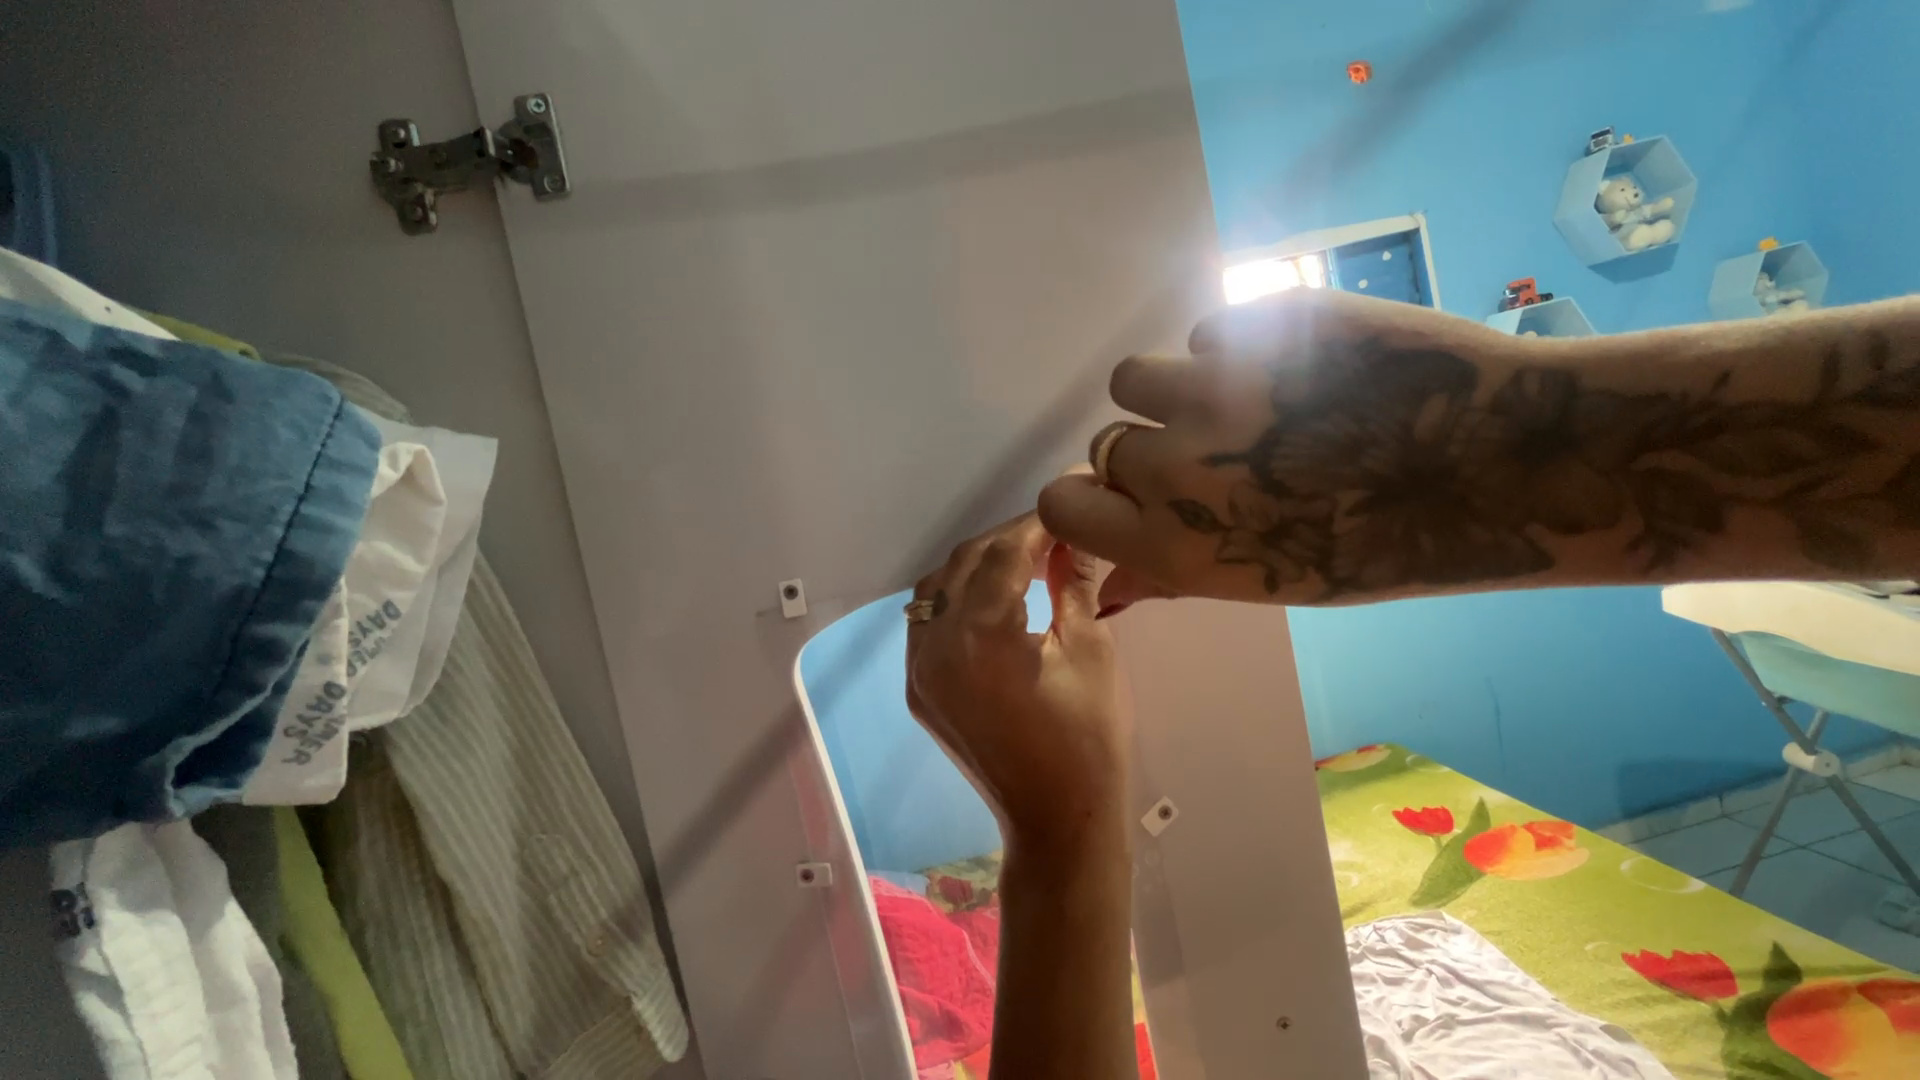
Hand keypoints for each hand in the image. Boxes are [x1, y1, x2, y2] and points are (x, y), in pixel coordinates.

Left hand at [904, 514, 1125, 852]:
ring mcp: (918, 670)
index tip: (1066, 511)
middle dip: (1006, 540)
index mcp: (981, 636)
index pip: (1003, 554)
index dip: (1036, 525)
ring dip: (975, 566)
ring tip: (1021, 563)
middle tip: (1050, 535)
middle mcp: (934, 646)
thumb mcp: (1091, 651)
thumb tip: (1074, 535)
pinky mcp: (917, 690)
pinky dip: (954, 600)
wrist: (1056, 818)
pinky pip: (926, 625)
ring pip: (935, 590)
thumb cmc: (1088, 737)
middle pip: (964, 564)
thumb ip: (1074, 582)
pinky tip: (989, 600)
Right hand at [1037, 288, 1533, 608]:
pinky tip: (1294, 371)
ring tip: (1238, 400)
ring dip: (1173, 390)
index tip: (1122, 493)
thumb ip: (1170, 576)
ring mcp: (1212, 388)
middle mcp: (1174, 467)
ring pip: (1135, 376)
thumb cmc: (1372, 548)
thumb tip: (1106, 587)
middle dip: (1148, 447)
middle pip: (1106, 442)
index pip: (1061, 505)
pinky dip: (1233, 350)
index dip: (1086, 496)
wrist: (1493, 467)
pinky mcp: (1257, 325)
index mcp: (1171, 544)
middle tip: (1213, 453)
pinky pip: (1207, 333)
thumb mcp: (1261, 583)